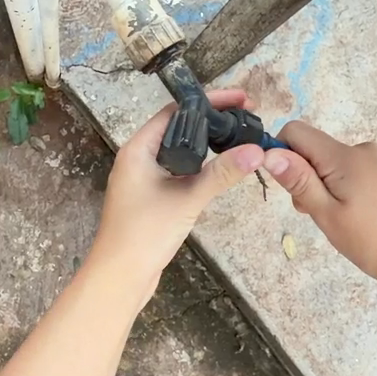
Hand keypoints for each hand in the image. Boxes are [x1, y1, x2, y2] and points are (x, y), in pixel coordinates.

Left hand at [88, 89, 265, 277]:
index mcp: (137, 150)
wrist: (120, 276)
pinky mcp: (149, 197)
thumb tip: (256, 150)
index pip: (175, 112)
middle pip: (177, 128)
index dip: (208, 101)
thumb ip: (221, 174)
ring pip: (178, 151)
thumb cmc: (144, 233)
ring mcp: (142, 179)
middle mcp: (136, 159)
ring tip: (238, 137)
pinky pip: (176, 171)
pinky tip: (219, 169)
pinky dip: (198, 166)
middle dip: (211, 120)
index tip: (240, 99)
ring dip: (206, 144)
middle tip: (245, 116)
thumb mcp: (188, 199)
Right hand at [261, 121, 376, 288]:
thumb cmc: (374, 241)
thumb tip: (267, 153)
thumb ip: (298, 181)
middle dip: (301, 176)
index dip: (280, 153)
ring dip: (320, 187)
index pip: (295, 132)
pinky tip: (353, 218)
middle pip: (312, 149)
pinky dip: (339, 191)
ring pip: (329, 164)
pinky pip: (348, 173)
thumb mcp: (327, 214)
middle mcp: (361, 150)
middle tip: (314, 213)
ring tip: (337, 220)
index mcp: (344, 155)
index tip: (285, 186)